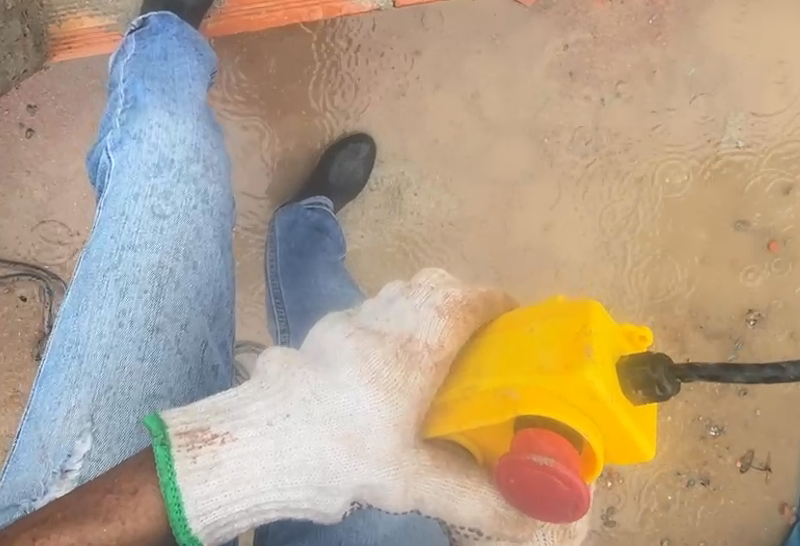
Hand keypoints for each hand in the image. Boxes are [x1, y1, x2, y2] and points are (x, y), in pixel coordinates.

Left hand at [147, 270, 589, 545]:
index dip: (498, 306)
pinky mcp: (326, 327)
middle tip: (480, 343)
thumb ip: (479, 495)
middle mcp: (390, 313)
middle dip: (464, 304)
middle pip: (437, 285)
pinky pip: (371, 310)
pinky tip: (385, 366)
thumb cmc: (353, 450)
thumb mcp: (421, 481)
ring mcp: (353, 315)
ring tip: (437, 352)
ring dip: (424, 308)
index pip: (471, 298)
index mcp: (420, 338)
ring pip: (401, 292)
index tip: (515, 327)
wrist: (270, 438)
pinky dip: (390, 322)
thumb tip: (530, 514)